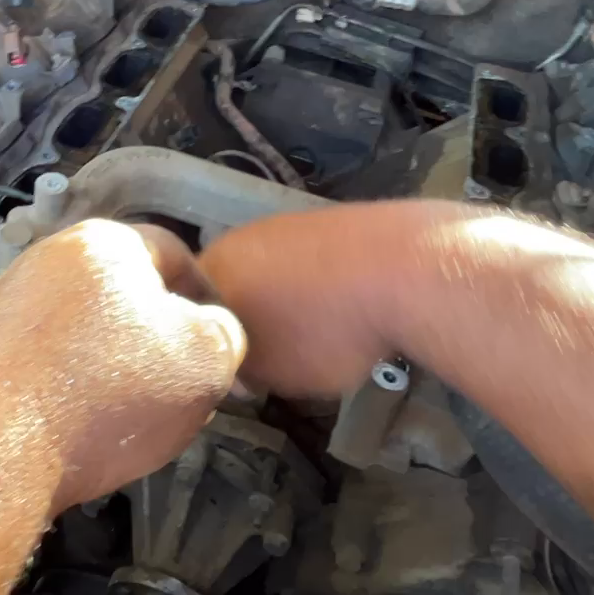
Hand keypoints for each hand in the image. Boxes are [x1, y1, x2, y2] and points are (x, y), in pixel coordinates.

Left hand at [0, 219, 245, 512]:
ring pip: (78, 324)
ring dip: (106, 358)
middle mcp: (46, 256)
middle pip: (121, 290)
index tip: (218, 344)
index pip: (174, 253)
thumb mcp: (204, 361)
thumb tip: (213, 328)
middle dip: (153, 332)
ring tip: (121, 410)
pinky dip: (62, 380)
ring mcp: (2, 299)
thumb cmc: (107, 395)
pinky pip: (38, 356)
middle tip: (174, 381)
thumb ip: (224, 332)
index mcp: (103, 242)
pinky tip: (70, 420)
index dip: (207, 298)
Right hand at [199, 202, 463, 397]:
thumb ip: (240, 372)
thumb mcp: (272, 372)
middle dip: (242, 321)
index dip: (204, 344)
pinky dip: (314, 286)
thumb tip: (236, 371)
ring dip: (279, 302)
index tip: (227, 370)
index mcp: (211, 268)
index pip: (187, 312)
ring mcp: (282, 226)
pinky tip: (340, 309)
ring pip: (265, 274)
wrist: (405, 269)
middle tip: (267, 357)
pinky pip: (304, 263)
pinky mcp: (325, 222)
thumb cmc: (322, 329)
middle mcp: (237, 239)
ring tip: (311, 334)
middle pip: (225, 288)